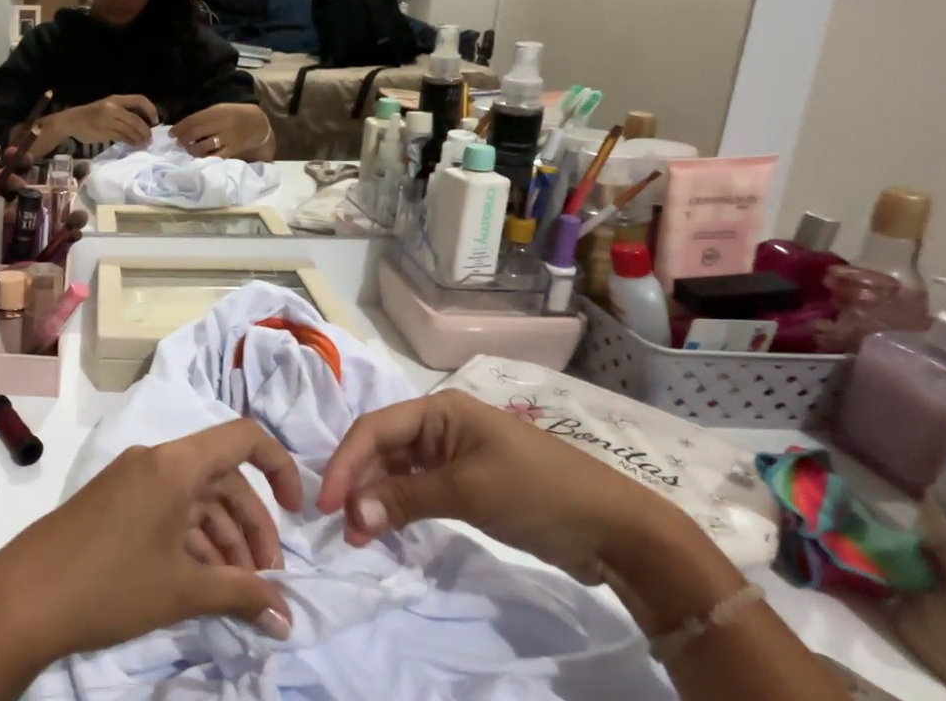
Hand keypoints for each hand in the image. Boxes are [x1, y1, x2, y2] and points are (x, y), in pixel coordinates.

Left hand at [0, 419, 302, 665]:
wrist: (23, 598)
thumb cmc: (110, 583)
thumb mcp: (183, 590)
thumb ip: (241, 595)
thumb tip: (287, 615)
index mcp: (175, 464)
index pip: (243, 438)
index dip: (280, 467)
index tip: (298, 511)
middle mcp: (155, 461)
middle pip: (222, 478)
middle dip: (253, 526)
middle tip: (268, 578)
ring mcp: (130, 481)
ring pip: (195, 500)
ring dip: (223, 540)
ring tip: (238, 591)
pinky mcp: (114, 504)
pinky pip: (168, 511)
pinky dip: (192, 541)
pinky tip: (204, 584)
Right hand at [50, 94, 156, 147]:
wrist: (71, 121)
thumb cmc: (92, 114)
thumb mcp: (108, 107)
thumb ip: (124, 113)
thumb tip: (143, 124)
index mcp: (115, 99)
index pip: (139, 100)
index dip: (150, 110)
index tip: (155, 120)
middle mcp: (113, 108)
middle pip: (136, 120)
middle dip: (146, 130)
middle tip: (150, 139)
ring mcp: (108, 121)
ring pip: (130, 130)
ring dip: (139, 139)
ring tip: (144, 144)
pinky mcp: (104, 133)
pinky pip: (122, 138)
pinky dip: (131, 142)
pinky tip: (133, 145)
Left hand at [173, 103, 272, 158]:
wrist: (258, 123)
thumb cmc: (234, 116)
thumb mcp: (220, 110)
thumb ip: (204, 117)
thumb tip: (183, 126)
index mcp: (216, 111)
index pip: (193, 120)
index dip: (179, 127)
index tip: (171, 134)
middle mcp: (221, 123)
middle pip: (195, 133)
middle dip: (183, 139)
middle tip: (178, 143)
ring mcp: (227, 137)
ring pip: (203, 146)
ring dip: (192, 149)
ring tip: (189, 150)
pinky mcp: (233, 149)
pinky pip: (216, 156)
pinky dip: (205, 157)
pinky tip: (200, 157)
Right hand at [316, 388, 676, 583]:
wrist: (618, 530)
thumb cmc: (540, 493)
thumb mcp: (468, 492)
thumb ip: (405, 498)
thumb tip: (352, 514)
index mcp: (441, 409)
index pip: (374, 429)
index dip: (345, 463)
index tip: (327, 504)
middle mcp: (442, 425)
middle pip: (382, 449)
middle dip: (359, 485)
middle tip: (344, 528)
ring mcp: (454, 455)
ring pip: (397, 471)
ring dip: (376, 500)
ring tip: (361, 536)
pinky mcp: (467, 484)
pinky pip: (418, 489)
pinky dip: (398, 507)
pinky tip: (386, 528)